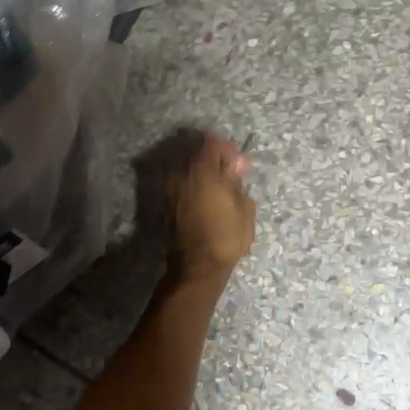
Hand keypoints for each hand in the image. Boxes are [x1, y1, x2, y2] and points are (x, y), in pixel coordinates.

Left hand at [168, 133, 254, 279]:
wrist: (196, 266)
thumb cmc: (226, 236)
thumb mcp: (245, 207)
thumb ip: (237, 182)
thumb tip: (233, 171)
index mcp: (201, 169)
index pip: (212, 143)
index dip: (228, 150)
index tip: (239, 164)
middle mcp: (180, 174)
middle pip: (197, 155)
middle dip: (215, 161)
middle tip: (231, 176)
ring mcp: (169, 190)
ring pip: (187, 171)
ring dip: (203, 175)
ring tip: (219, 191)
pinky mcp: (165, 206)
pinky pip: (182, 187)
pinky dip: (193, 188)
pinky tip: (206, 201)